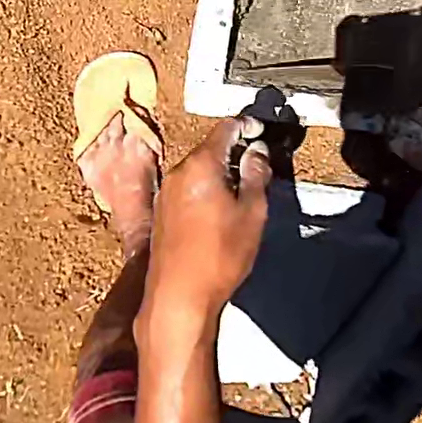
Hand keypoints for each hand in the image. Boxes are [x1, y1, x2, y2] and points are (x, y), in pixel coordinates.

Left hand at [144, 117, 272, 315]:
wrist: (177, 297)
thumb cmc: (221, 255)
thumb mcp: (252, 213)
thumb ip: (256, 175)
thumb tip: (256, 151)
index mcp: (200, 166)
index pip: (224, 129)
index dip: (246, 125)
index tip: (261, 129)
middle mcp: (177, 172)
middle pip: (209, 148)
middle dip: (233, 149)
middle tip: (258, 160)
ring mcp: (165, 192)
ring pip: (197, 168)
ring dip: (219, 169)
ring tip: (243, 184)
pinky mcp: (161, 212)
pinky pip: (187, 186)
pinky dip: (206, 185)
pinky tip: (220, 204)